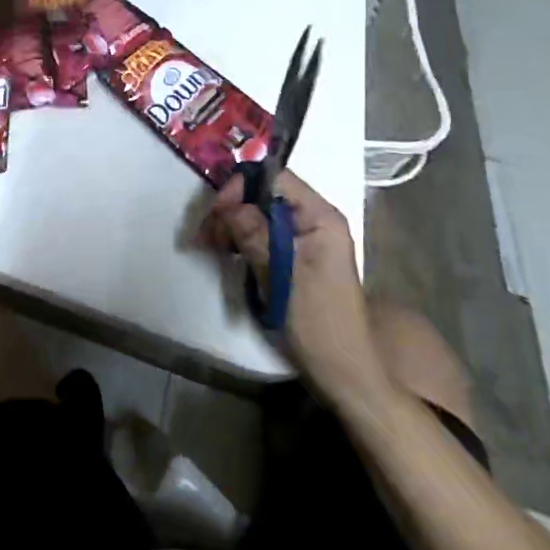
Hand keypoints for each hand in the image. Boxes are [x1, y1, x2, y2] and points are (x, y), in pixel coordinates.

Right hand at [199, 169, 383, 399]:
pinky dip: (242, 240)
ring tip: (209, 244)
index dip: (243, 186)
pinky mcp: (294, 258)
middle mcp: (314, 221)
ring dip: (233, 225)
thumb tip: (228, 205)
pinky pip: (264, 236)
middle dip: (233, 208)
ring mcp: (305, 240)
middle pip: (265, 195)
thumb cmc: (318, 322)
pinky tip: (225, 253)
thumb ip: (256, 235)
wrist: (343, 372)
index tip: (217, 211)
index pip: (276, 178)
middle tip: (206, 234)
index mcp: (321, 217)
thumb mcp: (283, 276)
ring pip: (260, 215)